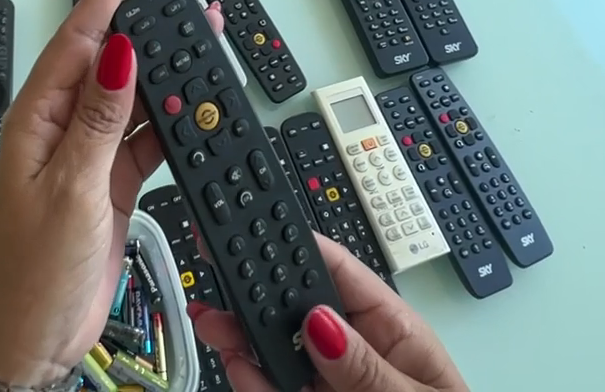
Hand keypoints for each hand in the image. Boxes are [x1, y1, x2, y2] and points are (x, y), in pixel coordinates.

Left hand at [0, 0, 225, 384]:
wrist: (32, 340)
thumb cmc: (29, 272)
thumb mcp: (68, 188)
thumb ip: (98, 119)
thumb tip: (119, 54)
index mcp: (38, 115)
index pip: (79, 36)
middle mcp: (62, 123)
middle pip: (109, 51)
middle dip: (140, 9)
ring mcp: (88, 149)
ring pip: (133, 87)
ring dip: (163, 57)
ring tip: (193, 19)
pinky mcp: (110, 176)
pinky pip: (145, 130)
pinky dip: (170, 111)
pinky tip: (190, 93)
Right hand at [190, 234, 468, 391]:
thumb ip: (370, 366)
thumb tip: (321, 323)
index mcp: (390, 328)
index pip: (337, 271)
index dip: (295, 245)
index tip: (255, 228)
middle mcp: (356, 351)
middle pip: (298, 309)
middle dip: (257, 289)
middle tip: (219, 272)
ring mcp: (332, 383)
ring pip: (281, 351)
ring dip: (244, 334)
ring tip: (214, 321)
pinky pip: (281, 389)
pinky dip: (253, 379)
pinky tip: (239, 367)